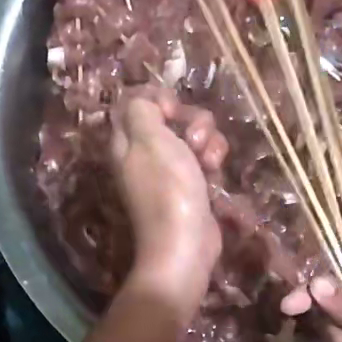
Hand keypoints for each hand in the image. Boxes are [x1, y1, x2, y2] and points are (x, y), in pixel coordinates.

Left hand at [111, 92, 222, 318]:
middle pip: (171, 116)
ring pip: (193, 135)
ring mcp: (168, 170)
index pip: (137, 103)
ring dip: (208, 140)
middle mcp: (144, 154)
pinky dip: (212, 160)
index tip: (171, 111)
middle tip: (194, 140)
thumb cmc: (166, 189)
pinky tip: (215, 174)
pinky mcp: (190, 184)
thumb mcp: (149, 140)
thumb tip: (147, 102)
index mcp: (126, 142)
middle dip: (191, 120)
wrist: (185, 243)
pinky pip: (203, 158)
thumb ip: (142, 110)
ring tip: (208, 161)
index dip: (159, 98)